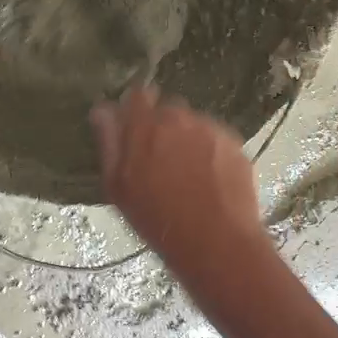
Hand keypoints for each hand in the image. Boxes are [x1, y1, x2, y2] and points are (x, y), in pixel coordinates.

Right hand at [91, 86, 266, 262]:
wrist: (217, 242)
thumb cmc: (157, 219)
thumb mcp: (118, 186)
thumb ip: (109, 142)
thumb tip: (102, 110)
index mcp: (145, 125)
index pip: (137, 95)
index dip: (135, 108)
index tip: (134, 128)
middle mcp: (178, 117)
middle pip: (167, 109)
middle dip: (162, 127)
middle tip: (160, 160)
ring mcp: (210, 129)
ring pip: (193, 124)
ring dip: (187, 138)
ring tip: (188, 174)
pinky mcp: (235, 143)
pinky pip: (215, 138)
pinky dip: (210, 151)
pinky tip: (209, 180)